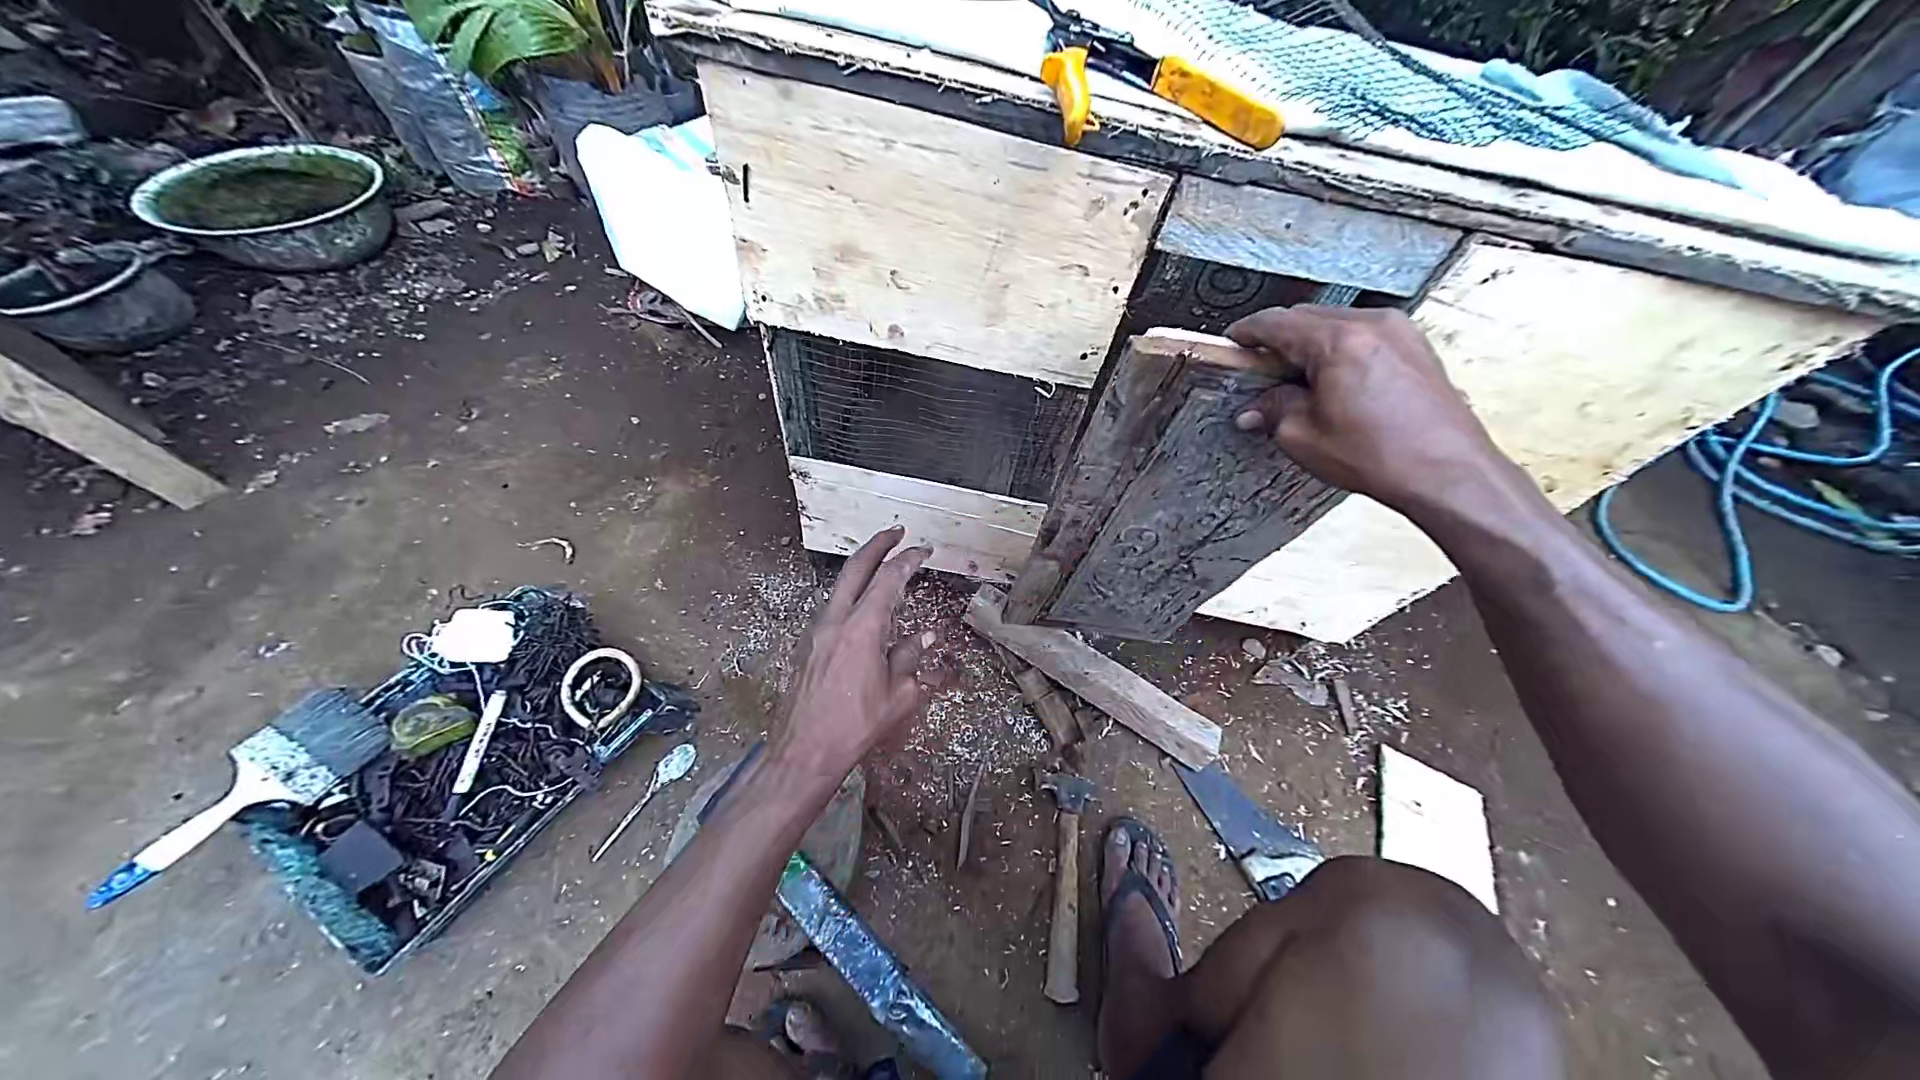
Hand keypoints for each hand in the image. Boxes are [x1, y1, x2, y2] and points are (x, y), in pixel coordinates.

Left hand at [775, 527, 933, 779]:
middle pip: (856, 567)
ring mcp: (816, 632)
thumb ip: (912, 658)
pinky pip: (831, 609)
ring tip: (881, 564)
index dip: (908, 560)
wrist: (806, 751)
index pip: (888, 580)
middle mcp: (835, 622)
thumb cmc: (855, 727)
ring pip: (840, 587)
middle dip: (877, 544)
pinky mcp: (807, 645)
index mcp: (862, 629)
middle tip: (895, 531)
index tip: (923, 550)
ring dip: (861, 569)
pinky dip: (849, 596)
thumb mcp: (898, 695)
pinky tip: (861, 609)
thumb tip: (927, 636)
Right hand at [1226, 306, 1516, 518]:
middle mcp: (1372, 325)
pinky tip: (1328, 382)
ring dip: (1308, 346)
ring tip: (1293, 383)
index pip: (1277, 322)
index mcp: (1338, 341)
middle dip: (1277, 341)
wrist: (1446, 471)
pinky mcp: (1414, 348)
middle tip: (1257, 373)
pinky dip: (1337, 351)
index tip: (1233, 343)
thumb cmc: (1382, 454)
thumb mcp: (1303, 436)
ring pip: (1335, 325)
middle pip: (1307, 318)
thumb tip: (1255, 408)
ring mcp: (1399, 333)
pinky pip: (1363, 336)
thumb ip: (1273, 410)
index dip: (1247, 332)